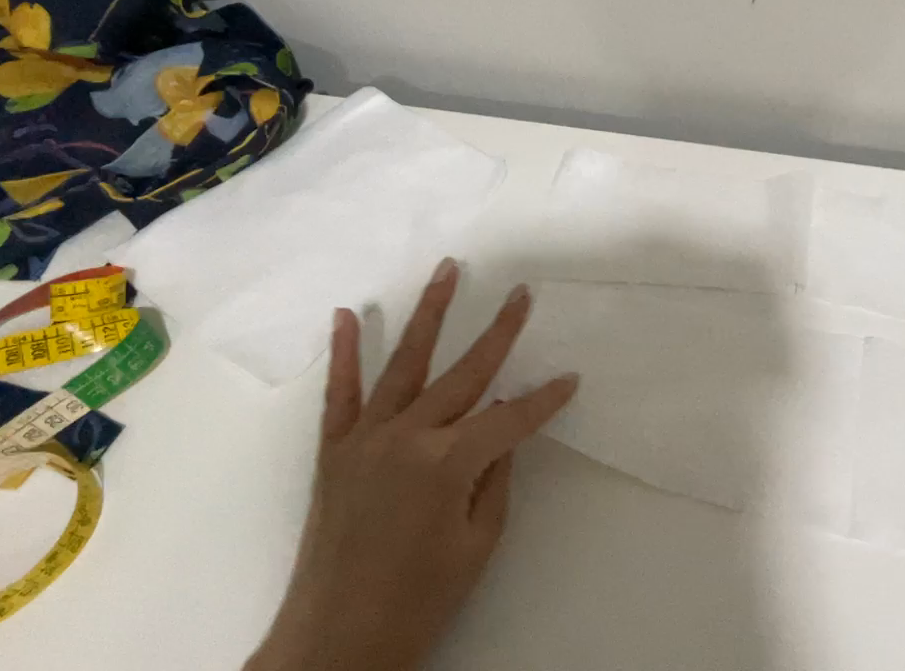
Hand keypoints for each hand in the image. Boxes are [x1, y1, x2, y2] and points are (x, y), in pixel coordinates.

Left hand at [248, 260, 577, 670]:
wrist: (335, 642)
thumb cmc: (419, 599)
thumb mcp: (478, 542)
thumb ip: (494, 475)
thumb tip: (501, 427)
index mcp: (448, 464)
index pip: (511, 417)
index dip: (544, 400)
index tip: (571, 379)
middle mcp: (406, 437)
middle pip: (465, 372)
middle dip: (500, 331)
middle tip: (522, 293)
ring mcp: (366, 438)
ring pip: (404, 362)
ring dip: (429, 313)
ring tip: (447, 270)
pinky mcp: (333, 449)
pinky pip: (339, 393)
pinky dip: (343, 352)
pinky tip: (346, 314)